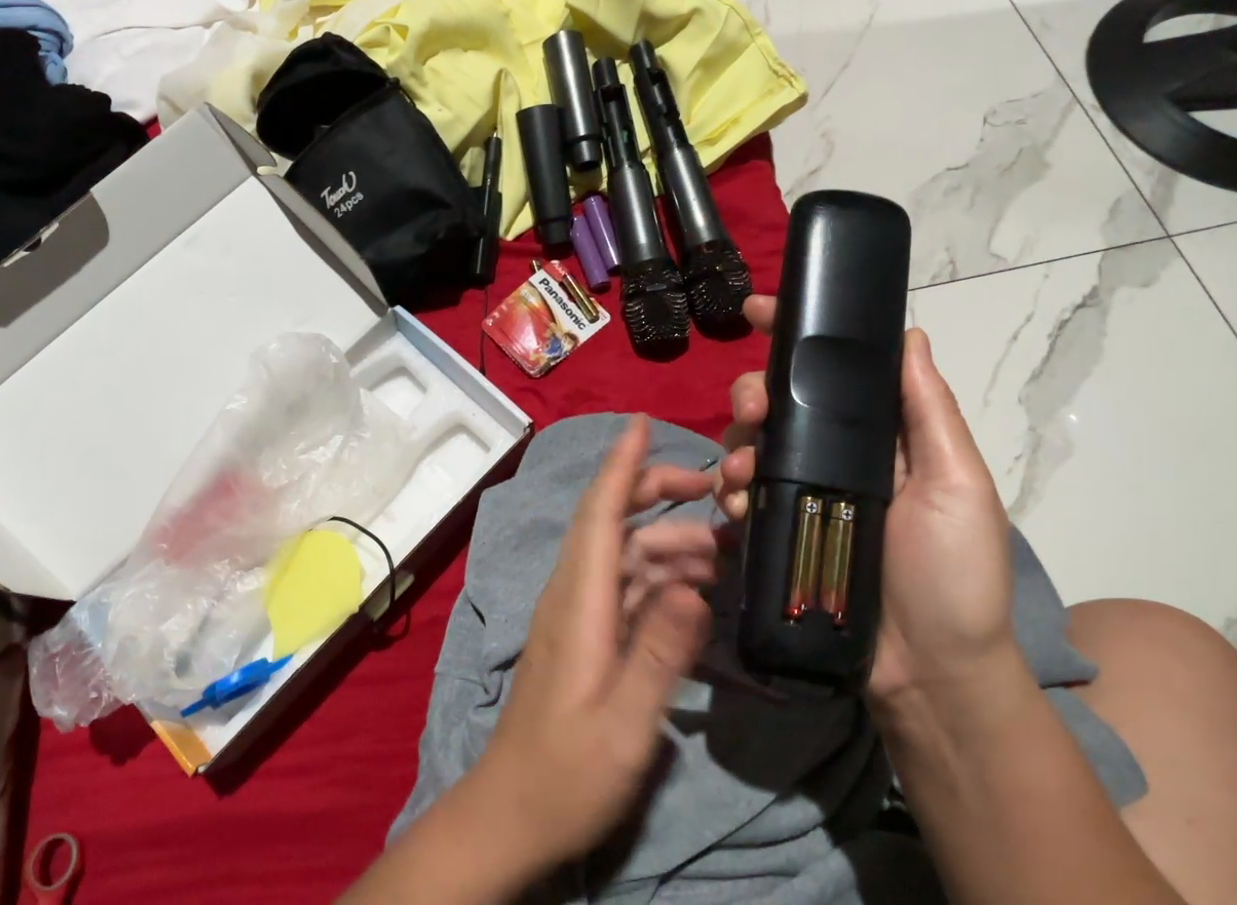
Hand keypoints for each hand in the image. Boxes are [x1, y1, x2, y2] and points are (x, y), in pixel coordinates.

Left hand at [472, 416, 718, 867]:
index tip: (642, 423)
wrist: (511, 814)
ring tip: (725, 549)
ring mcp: (575, 619)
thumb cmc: (566, 773)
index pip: (599, 515)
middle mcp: (572, 598)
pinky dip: (658, 578)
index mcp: (578, 605)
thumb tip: (695, 585)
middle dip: (656, 494)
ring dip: (668, 542)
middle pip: (610, 524)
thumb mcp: (624, 722)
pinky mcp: (582, 640)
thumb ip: (660, 653)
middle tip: (715, 489)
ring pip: (622, 557)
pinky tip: (695, 592)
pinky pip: (623, 590)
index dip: (620, 466)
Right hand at [716, 297, 1017, 704]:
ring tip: (739, 473)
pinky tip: (732, 502)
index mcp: (883, 438)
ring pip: (751, 445)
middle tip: (751, 408)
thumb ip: (929, 413)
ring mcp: (803, 496)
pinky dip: (727, 490)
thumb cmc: (954, 574)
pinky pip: (739, 495)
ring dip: (735, 444)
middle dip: (754, 392)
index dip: (796, 335)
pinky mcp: (776, 532)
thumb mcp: (958, 487)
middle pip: (781, 403)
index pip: (836, 373)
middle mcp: (838, 457)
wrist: (925, 671)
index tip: (757, 310)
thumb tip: (911, 334)